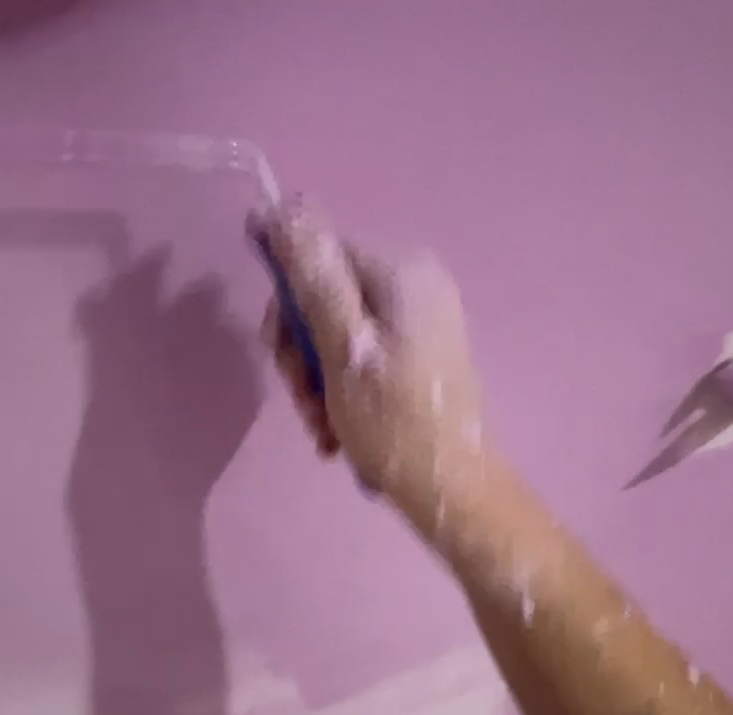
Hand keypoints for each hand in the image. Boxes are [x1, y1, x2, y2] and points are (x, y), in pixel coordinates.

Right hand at [252, 200, 484, 506]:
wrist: (452, 489)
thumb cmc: (393, 422)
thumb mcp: (342, 348)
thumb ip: (313, 277)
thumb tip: (283, 206)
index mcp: (401, 271)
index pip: (319, 257)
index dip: (289, 307)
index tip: (280, 359)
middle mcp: (416, 283)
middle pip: (327, 297)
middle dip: (302, 354)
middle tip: (304, 404)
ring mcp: (421, 320)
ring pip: (338, 333)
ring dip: (317, 383)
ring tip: (322, 429)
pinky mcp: (421, 353)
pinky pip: (362, 356)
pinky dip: (342, 392)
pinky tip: (337, 432)